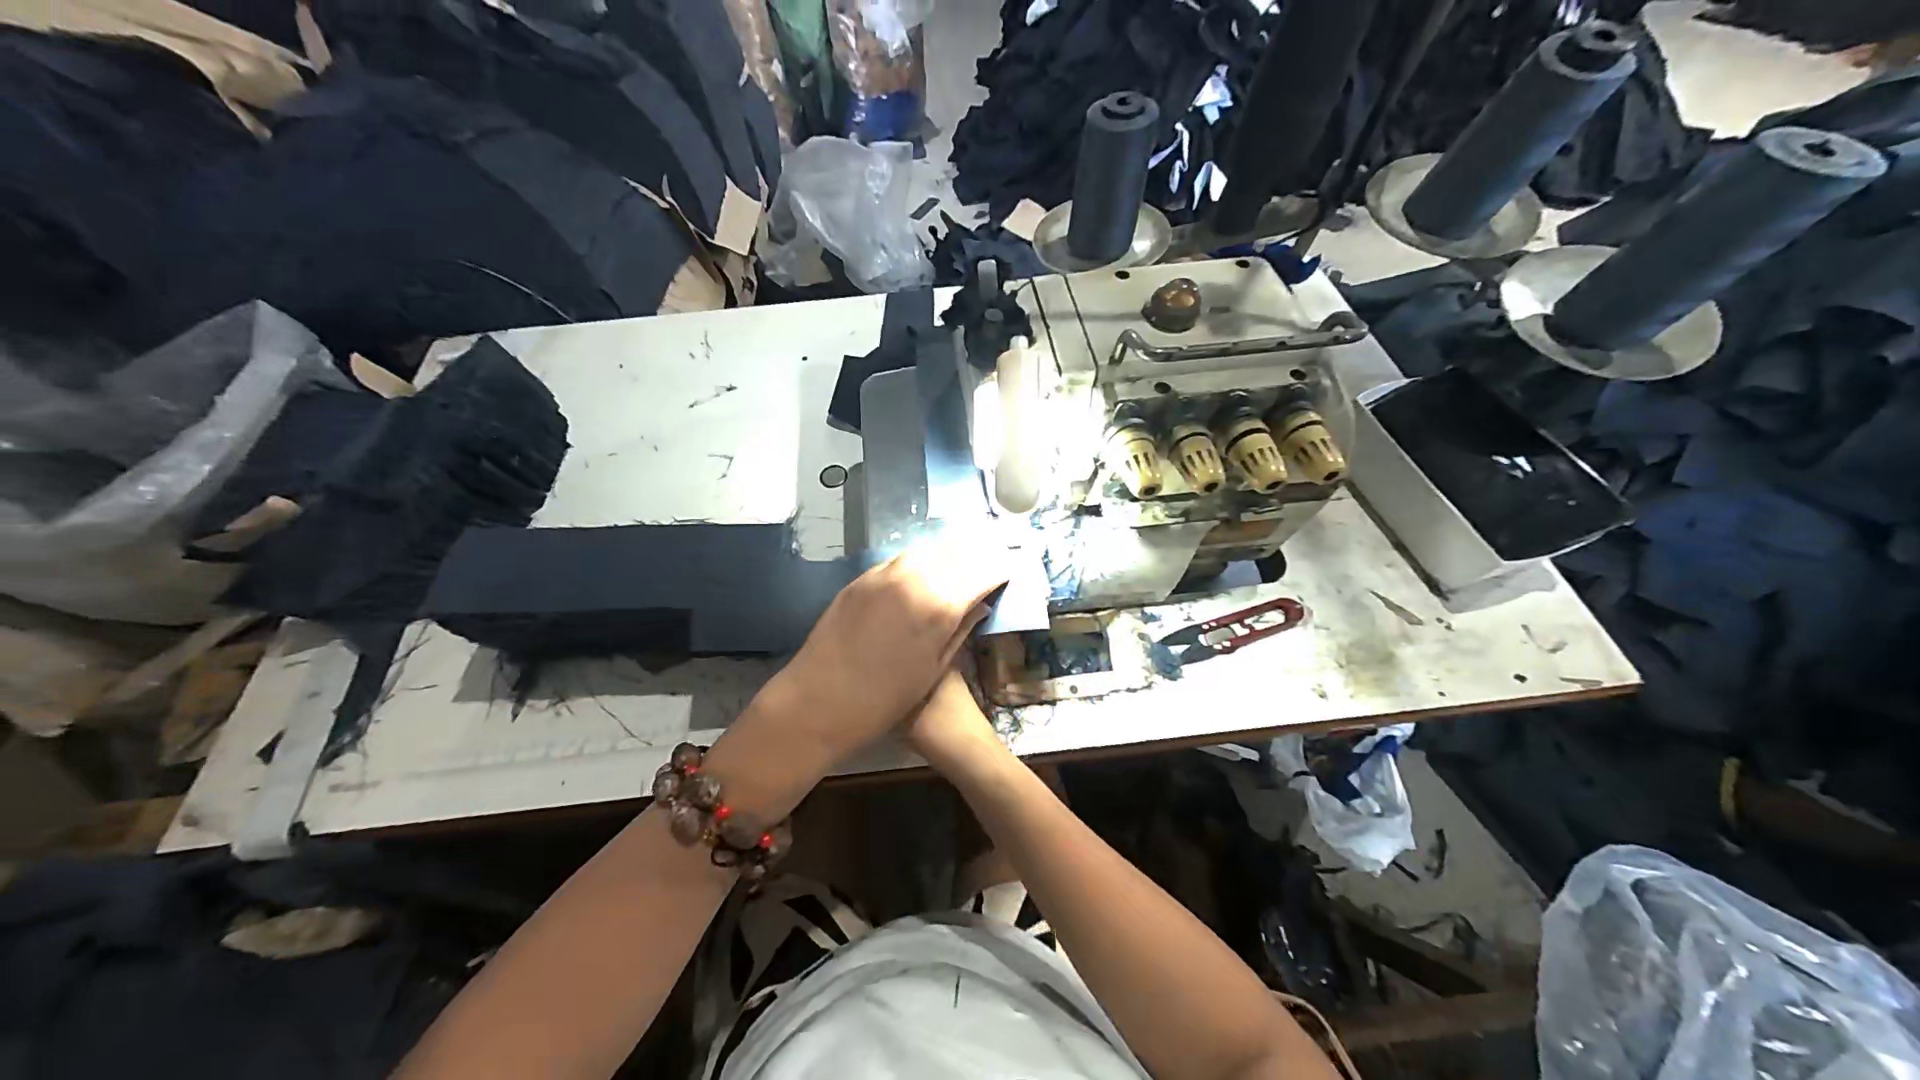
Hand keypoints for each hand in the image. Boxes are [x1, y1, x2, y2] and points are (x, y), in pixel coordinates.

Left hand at [704, 537, 1009, 818]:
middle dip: (977, 554)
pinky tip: (924, 573)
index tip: (1011, 568)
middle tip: (992, 557)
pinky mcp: (860, 579)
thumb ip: (960, 628)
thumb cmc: (885, 699)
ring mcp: (882, 575)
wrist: (818, 702)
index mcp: (939, 605)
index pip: (981, 572)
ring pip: (926, 551)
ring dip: (947, 554)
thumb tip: (979, 604)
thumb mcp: (933, 669)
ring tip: (961, 563)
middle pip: (955, 552)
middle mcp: (913, 579)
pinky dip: (918, 562)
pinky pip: (899, 561)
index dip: (999, 569)